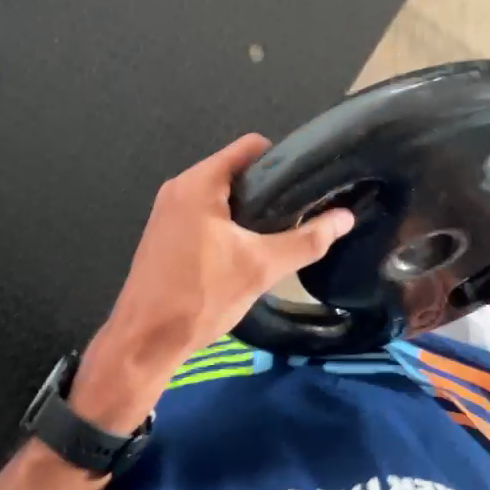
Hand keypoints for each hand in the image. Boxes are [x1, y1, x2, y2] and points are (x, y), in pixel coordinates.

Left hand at [71, 134, 353, 430]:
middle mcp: (180, 187)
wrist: (144, 342)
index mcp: (199, 182)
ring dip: (249, 209)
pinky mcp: (165, 232)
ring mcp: (168, 210)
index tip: (309, 183)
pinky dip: (229, 223)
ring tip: (279, 233)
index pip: (251, 146)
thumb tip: (346, 217)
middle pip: (237, 170)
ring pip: (221, 194)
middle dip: (269, 188)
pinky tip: (247, 250)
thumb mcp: (261, 268)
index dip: (285, 159)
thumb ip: (306, 240)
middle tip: (300, 212)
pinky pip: (205, 212)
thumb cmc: (200, 296)